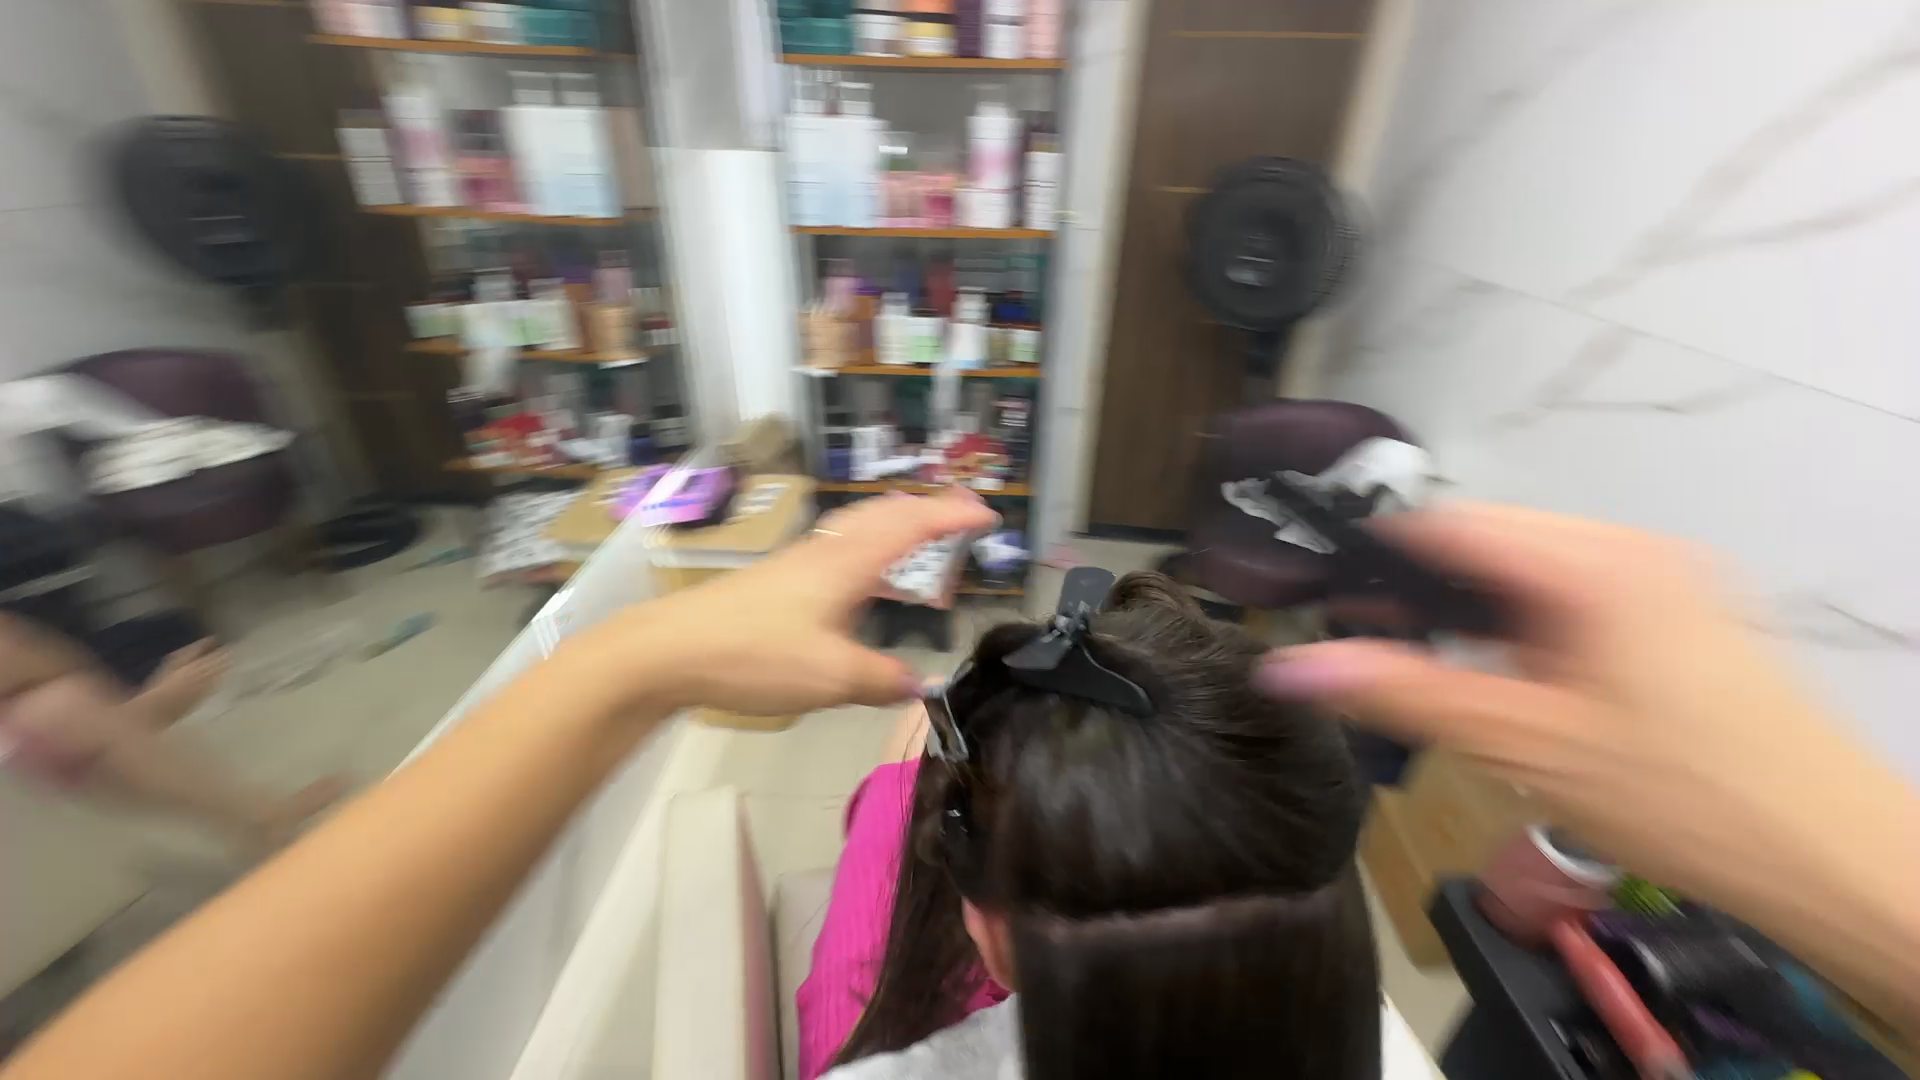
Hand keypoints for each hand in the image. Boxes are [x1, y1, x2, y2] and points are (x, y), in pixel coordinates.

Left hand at [600, 488, 995, 716]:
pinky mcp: (779, 581)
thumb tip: (921, 685)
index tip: (988, 514)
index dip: (953, 516)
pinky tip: (862, 577)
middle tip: (962, 515)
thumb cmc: (757, 655)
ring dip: (898, 525)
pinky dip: (871, 547)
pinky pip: (841, 549)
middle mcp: (827, 552)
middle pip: (885, 514)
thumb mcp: (832, 677)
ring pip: (860, 528)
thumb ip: (882, 680)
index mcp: (848, 563)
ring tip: (922, 538)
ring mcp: (799, 563)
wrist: (668, 650)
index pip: (912, 525)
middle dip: (929, 509)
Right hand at [1252, 504, 1910, 913]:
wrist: (1838, 864)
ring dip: (1456, 606)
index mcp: (1595, 566)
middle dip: (1413, 586)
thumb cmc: (1686, 797)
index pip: (1449, 524)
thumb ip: (1394, 691)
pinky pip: (1555, 591)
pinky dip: (1504, 621)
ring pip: (1516, 566)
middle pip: (1482, 541)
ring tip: (1410, 654)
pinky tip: (1485, 666)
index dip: (1374, 552)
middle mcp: (1628, 553)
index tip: (1323, 590)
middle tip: (1360, 633)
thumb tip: (1291, 667)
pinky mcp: (1667, 611)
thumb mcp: (1516, 740)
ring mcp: (1656, 579)